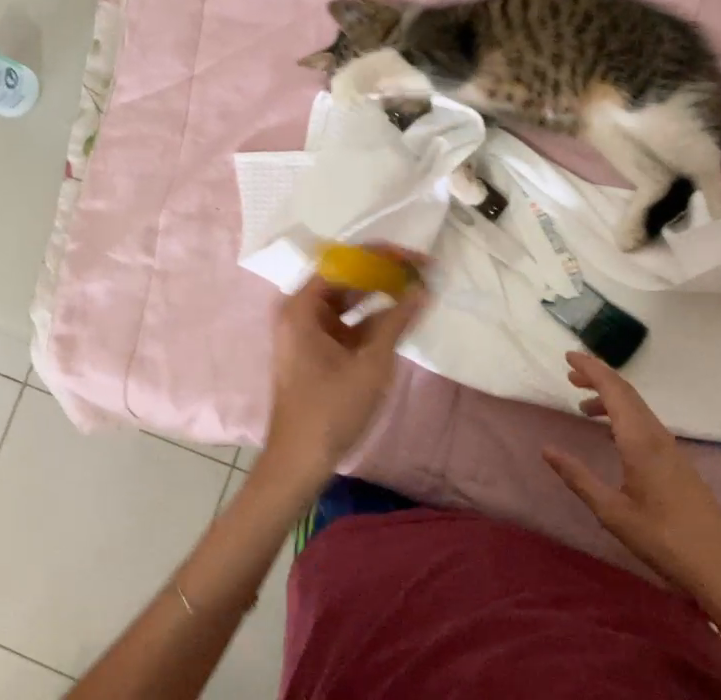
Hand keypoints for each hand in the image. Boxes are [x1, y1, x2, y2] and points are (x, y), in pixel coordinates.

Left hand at [263, 255, 428, 482]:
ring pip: (346, 302)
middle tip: (422, 271)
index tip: (416, 258)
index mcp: (301, 307)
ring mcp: (305, 333)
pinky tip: (400, 319)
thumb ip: (396, 321)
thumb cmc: (331, 410)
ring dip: (379, 296)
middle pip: (344, 279)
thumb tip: (422, 289)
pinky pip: (345, 323)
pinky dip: (370, 320)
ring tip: (416, 290)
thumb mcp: (371, 364)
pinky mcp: (314, 352)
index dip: (381, 256)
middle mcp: (298, 312)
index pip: (344, 263)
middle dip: (383, 274)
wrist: (298, 463)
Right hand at [542, 351, 720, 608]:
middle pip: (627, 393)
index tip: (568, 356)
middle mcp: (657, 436)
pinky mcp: (678, 463)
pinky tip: (613, 435)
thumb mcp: (612, 513)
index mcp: (640, 441)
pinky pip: (646, 423)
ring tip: (583, 406)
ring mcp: (671, 449)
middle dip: (599, 378)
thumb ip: (578, 478)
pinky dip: (624, 416)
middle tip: (570, 374)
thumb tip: (547, 449)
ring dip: (611, 398)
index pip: (614, 390)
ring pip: (638, 408)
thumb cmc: (663, 539)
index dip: (591, 369)